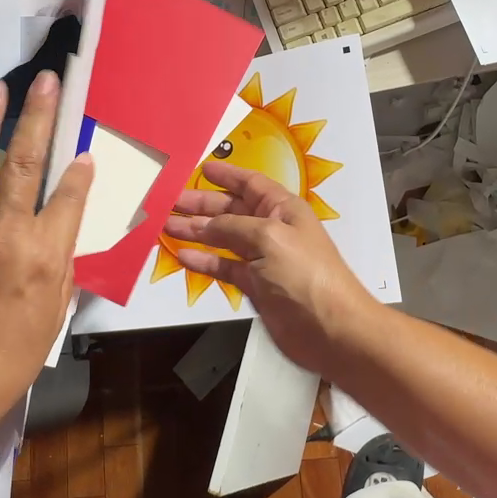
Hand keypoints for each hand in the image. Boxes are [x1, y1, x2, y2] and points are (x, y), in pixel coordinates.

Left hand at [0, 71, 92, 451]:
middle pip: (22, 164)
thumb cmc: (7, 362)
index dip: (80, 169)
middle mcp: (2, 236)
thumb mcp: (52, 317)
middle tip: (45, 81)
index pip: (68, 196)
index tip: (85, 148)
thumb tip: (63, 229)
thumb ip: (61, 266)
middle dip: (37, 117)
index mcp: (42, 257)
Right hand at [162, 159, 376, 375]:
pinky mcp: (255, 286)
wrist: (330, 328)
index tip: (200, 169)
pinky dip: (205, 261)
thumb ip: (232, 227)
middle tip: (169, 201)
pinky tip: (183, 256)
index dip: (226, 175)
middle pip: (231, 210)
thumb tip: (203, 224)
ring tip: (166, 225)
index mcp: (283, 208)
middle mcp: (272, 229)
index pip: (250, 183)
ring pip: (223, 238)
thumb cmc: (304, 273)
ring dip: (197, 231)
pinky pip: (224, 266)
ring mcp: (263, 258)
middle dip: (201, 205)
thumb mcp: (268, 237)